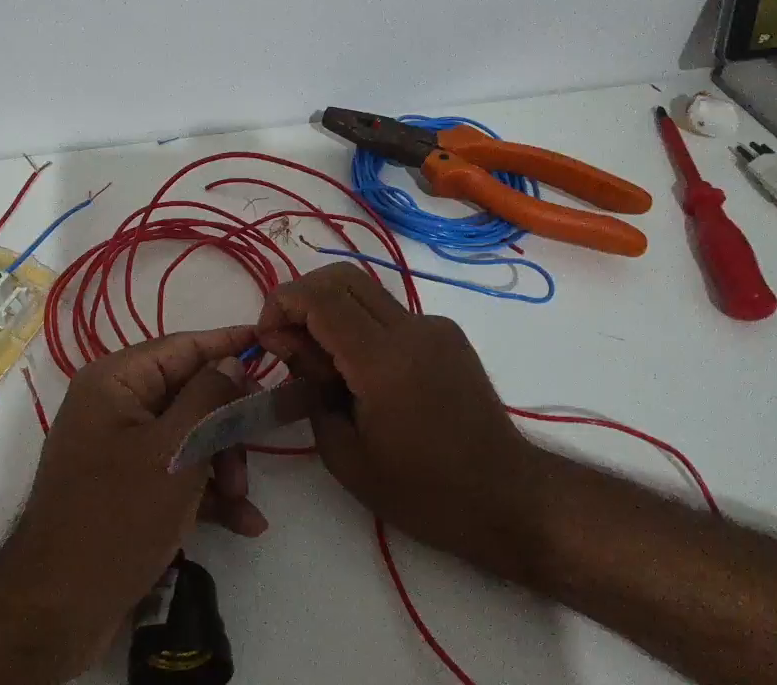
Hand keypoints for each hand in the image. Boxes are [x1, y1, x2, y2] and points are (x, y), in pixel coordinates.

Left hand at [0, 325, 268, 676]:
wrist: (58, 609)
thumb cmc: (118, 517)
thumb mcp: (174, 451)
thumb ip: (209, 398)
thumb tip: (231, 361)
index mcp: (114, 382)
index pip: (182, 346)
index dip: (228, 344)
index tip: (273, 342)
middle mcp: (113, 406)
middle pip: (189, 394)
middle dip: (227, 426)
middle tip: (254, 454)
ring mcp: (118, 449)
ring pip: (188, 436)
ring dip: (223, 465)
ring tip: (242, 503)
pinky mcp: (125, 489)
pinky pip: (176, 472)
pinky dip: (207, 493)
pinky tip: (243, 523)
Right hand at [254, 263, 548, 569]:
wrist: (509, 498)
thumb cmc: (423, 492)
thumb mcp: (346, 455)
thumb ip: (310, 389)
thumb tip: (290, 346)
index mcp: (383, 360)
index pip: (320, 297)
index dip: (282, 304)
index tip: (267, 339)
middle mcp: (411, 329)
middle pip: (341, 278)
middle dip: (302, 298)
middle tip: (287, 343)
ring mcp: (434, 327)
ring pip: (365, 291)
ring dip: (331, 311)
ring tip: (323, 365)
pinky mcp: (447, 336)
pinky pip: (389, 314)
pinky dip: (360, 327)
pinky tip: (360, 375)